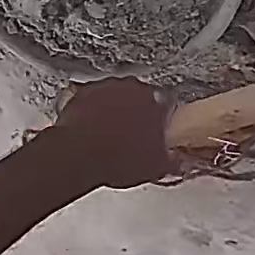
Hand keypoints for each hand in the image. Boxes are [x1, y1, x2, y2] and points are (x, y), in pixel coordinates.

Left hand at [51, 77, 172, 188]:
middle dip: (137, 111)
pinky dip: (93, 107)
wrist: (80, 156)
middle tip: (131, 133)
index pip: (166, 104)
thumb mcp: (154, 167)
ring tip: (109, 132)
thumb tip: (175, 160)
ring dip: (114, 107)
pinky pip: (94, 96)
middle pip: (140, 96)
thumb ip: (170, 159)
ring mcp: (109, 87)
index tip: (155, 129)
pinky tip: (91, 126)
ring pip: (116, 94)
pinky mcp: (87, 90)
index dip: (160, 119)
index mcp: (156, 103)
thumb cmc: (116, 160)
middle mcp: (133, 88)